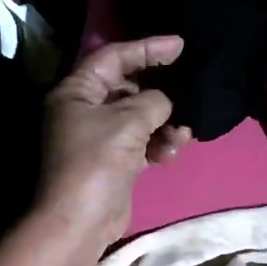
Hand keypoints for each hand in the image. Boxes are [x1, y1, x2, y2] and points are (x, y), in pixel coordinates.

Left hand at [39, 36, 192, 238]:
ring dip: (164, 123)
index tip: (180, 46)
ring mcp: (99, 138)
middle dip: (160, 92)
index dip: (147, 48)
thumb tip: (165, 102)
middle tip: (189, 91)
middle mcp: (85, 110)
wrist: (81, 220)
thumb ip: (153, 100)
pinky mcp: (113, 162)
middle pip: (129, 88)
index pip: (114, 57)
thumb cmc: (97, 161)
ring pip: (139, 118)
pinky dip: (157, 144)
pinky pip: (141, 143)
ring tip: (183, 134)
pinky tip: (171, 152)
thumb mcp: (128, 120)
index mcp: (77, 91)